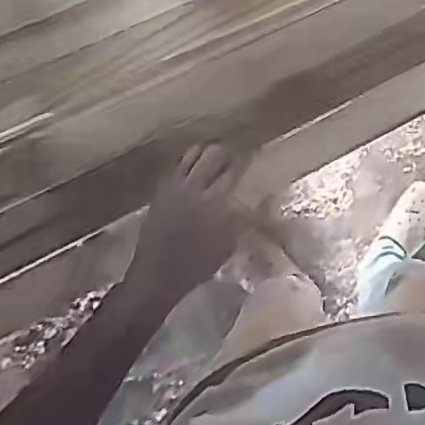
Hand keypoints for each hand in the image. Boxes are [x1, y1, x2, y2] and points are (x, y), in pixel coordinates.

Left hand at [131, 144, 248, 307]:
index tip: (254, 151)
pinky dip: (186, 160)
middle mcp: (195, 188)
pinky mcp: (161, 191)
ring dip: (206, 151)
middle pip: (214, 156)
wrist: (157, 275)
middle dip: (227, 150)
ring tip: (213, 151)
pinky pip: (175, 166)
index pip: (235, 170)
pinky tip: (192, 163)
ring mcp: (175, 187)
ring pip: (193, 155)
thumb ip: (245, 219)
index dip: (246, 158)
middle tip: (235, 150)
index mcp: (216, 201)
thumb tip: (267, 202)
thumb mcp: (229, 243)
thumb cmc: (198, 264)